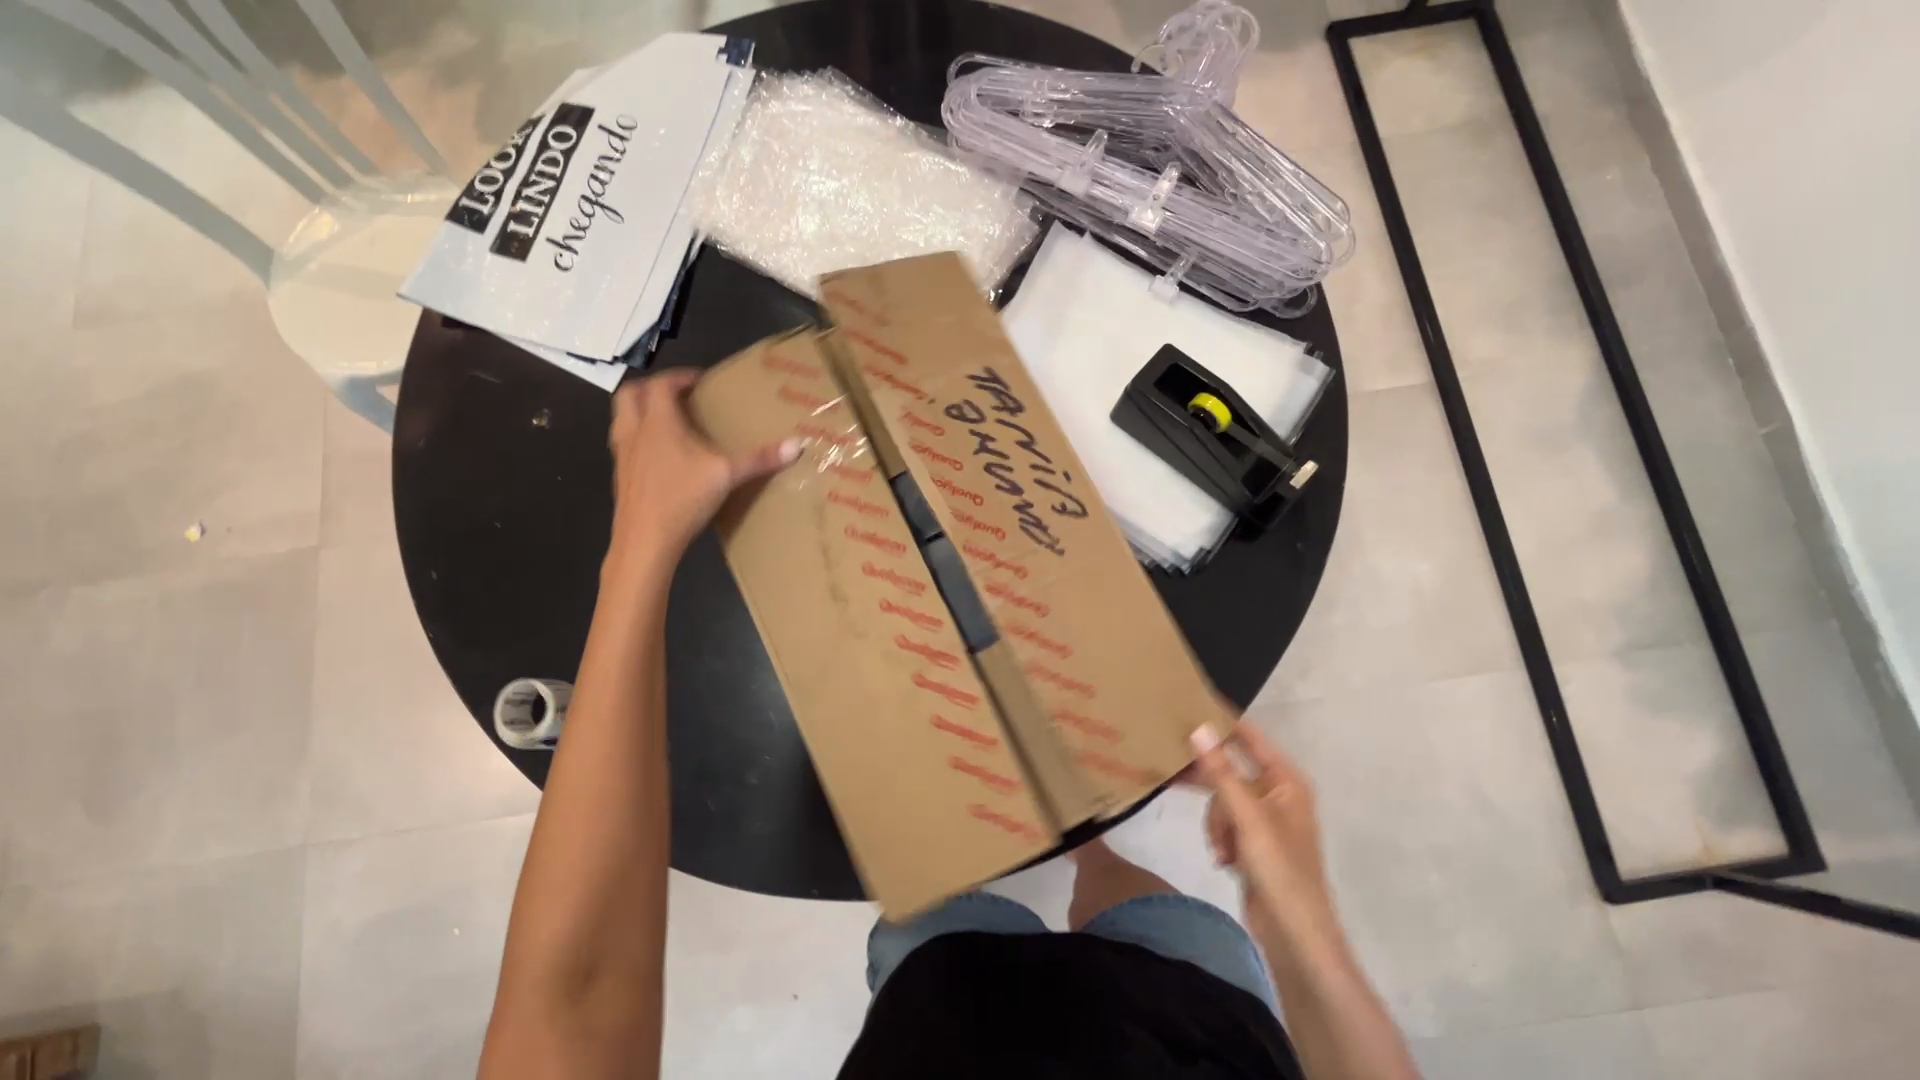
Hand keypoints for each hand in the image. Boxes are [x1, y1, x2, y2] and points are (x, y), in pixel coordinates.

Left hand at [606, 369, 800, 566]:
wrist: (645, 541)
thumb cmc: (683, 499)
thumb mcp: (727, 476)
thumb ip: (760, 459)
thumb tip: (798, 444)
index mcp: (658, 422)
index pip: (661, 384)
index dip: (679, 377)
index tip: (699, 381)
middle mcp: (635, 432)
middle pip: (630, 394)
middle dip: (651, 388)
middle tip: (677, 396)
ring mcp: (623, 455)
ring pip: (621, 418)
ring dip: (640, 411)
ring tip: (667, 422)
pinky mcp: (620, 477)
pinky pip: (624, 444)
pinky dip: (639, 439)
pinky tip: (660, 457)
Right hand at [1188, 721, 1337, 945]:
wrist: (1294, 931)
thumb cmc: (1279, 868)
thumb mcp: (1247, 816)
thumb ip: (1221, 771)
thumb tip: (1199, 728)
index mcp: (1286, 781)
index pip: (1249, 737)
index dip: (1223, 721)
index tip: (1190, 702)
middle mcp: (1277, 794)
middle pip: (1230, 771)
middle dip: (1211, 786)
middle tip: (1172, 773)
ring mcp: (1264, 821)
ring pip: (1222, 801)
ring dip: (1216, 823)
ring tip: (1222, 850)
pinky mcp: (1253, 844)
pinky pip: (1224, 824)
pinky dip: (1220, 840)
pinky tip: (1223, 860)